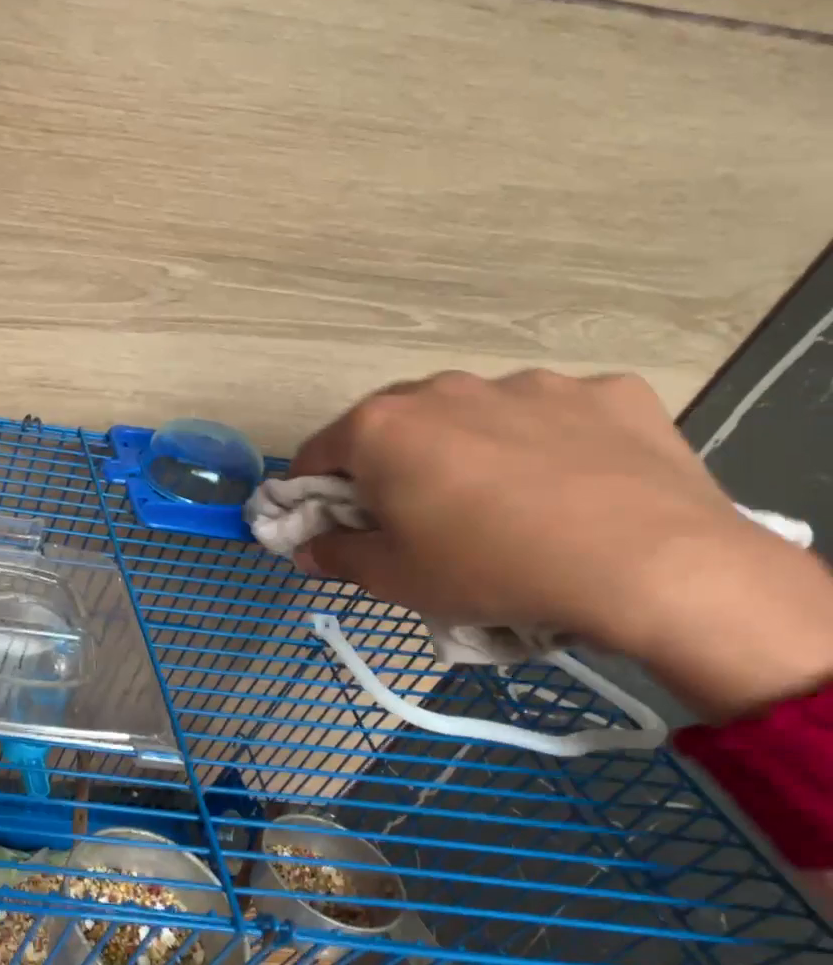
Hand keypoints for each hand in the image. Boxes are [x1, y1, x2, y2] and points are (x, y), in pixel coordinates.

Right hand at [292, 369, 832, 718]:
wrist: (653, 565)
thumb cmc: (489, 568)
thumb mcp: (392, 580)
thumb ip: (336, 556)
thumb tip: (311, 548)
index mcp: (380, 428)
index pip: (316, 456)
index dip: (312, 496)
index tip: (331, 528)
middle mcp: (445, 390)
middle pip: (394, 428)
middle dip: (391, 467)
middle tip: (415, 520)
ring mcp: (530, 385)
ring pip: (474, 416)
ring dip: (467, 451)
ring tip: (502, 506)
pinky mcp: (606, 393)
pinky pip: (554, 417)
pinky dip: (547, 445)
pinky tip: (569, 488)